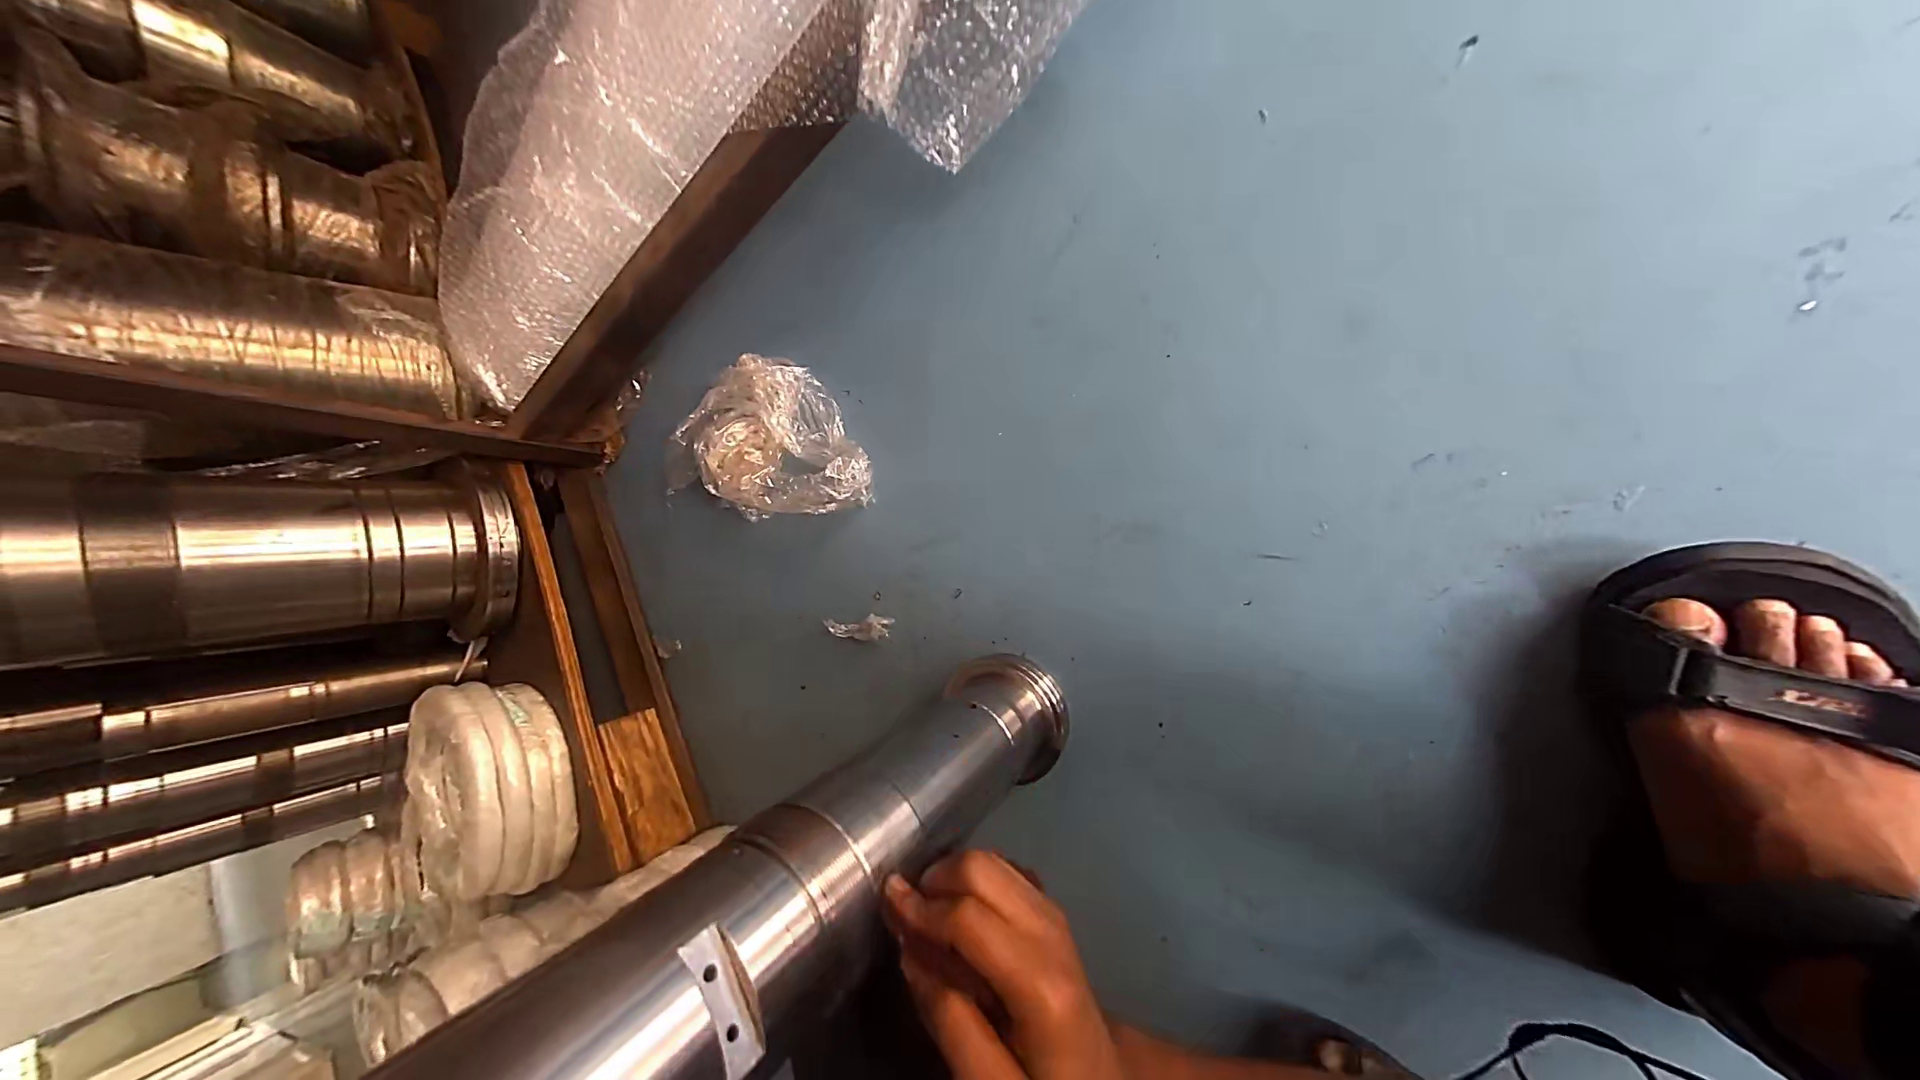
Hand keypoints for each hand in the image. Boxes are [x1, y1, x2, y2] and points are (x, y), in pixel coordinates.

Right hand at [884, 850, 1126, 1079]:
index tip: (887, 907)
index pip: (970, 916)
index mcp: (1040, 981)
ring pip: (992, 860)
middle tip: (907, 913)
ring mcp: (1054, 911)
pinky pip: (1004, 870)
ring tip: (928, 915)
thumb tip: (910, 951)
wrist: (1100, 1076)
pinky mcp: (1051, 908)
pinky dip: (973, 879)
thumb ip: (949, 1022)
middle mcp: (1051, 929)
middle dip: (936, 880)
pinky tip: (960, 913)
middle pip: (982, 868)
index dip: (922, 907)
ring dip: (952, 876)